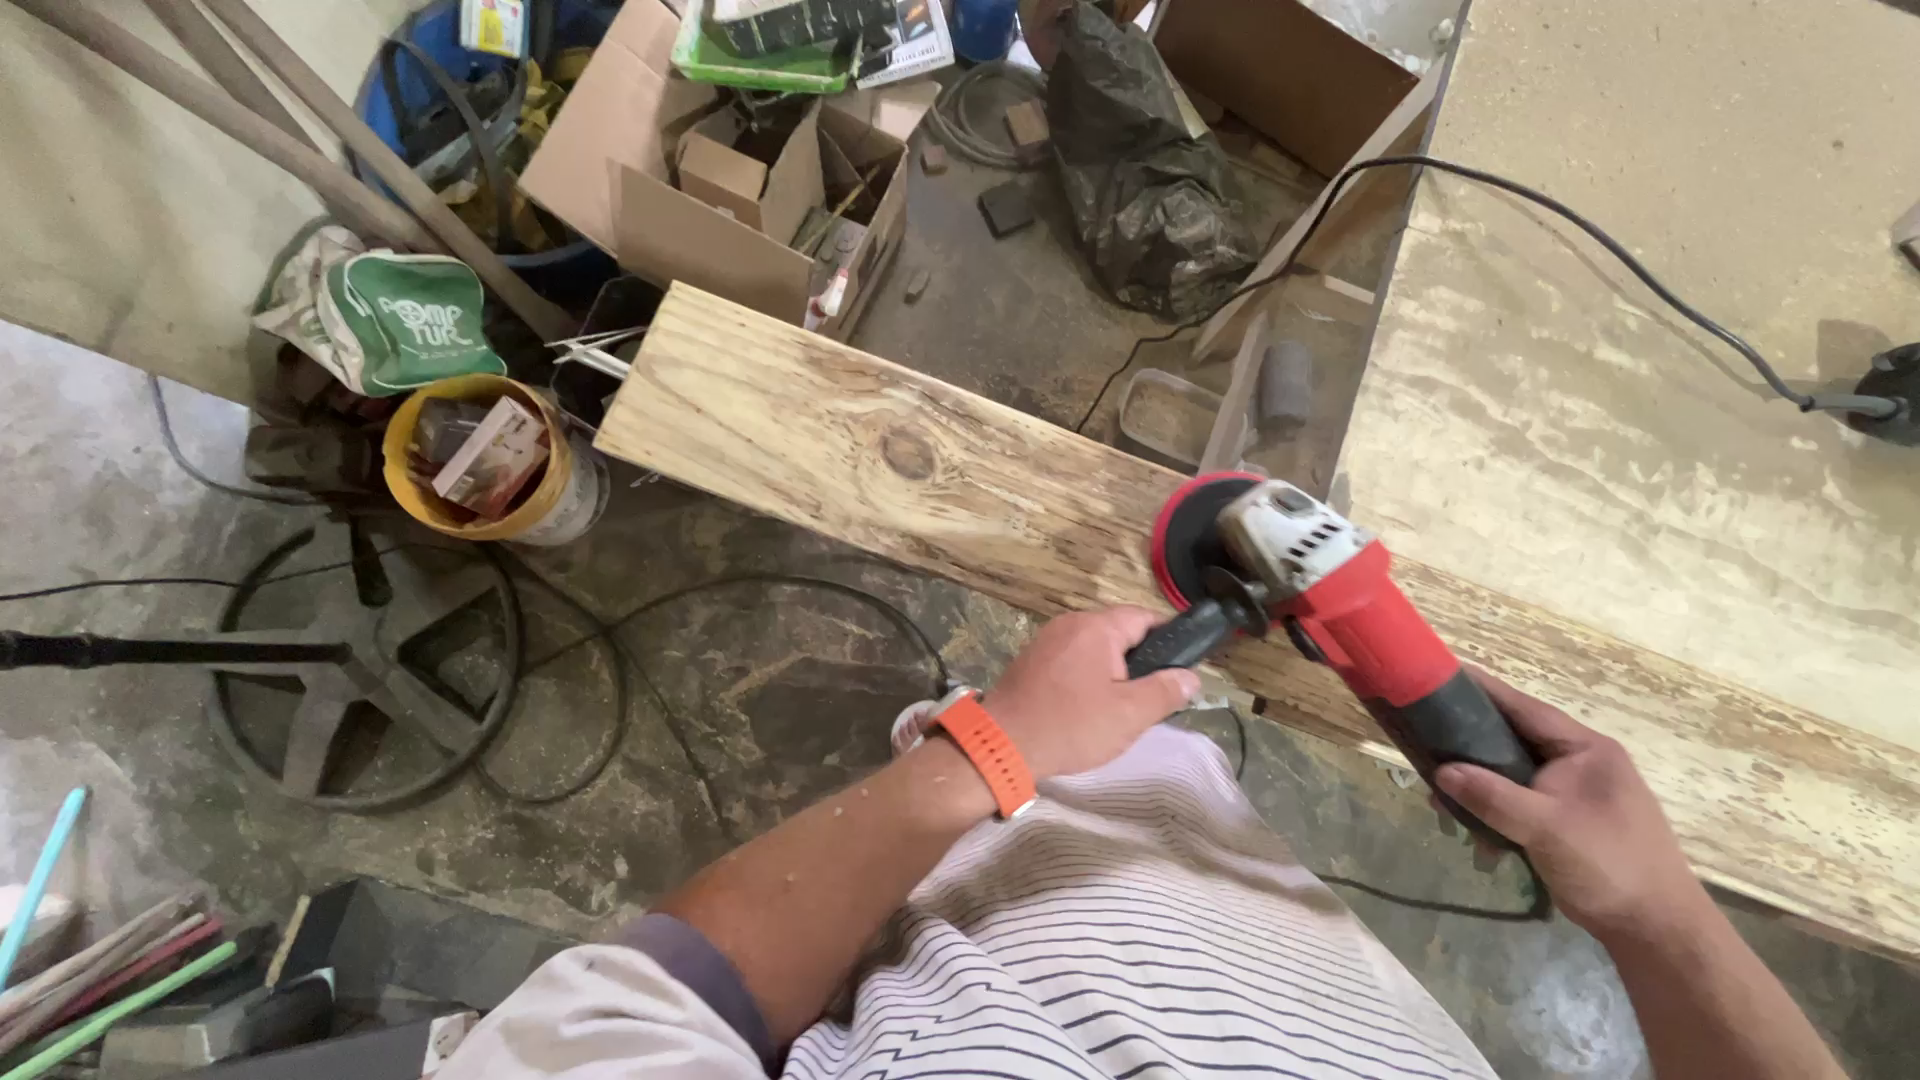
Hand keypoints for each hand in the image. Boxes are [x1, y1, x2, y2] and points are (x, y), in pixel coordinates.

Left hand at [983, 607, 1199, 780]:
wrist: (1001, 744)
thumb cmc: (1070, 726)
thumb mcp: (1129, 714)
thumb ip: (1164, 691)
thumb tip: (1191, 676)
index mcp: (1096, 627)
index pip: (1144, 617)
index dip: (1169, 638)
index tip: (1181, 666)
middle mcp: (1069, 623)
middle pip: (1118, 630)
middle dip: (1139, 659)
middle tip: (1151, 695)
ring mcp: (1046, 639)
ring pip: (1094, 647)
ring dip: (1111, 669)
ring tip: (1122, 705)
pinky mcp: (1031, 659)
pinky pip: (1071, 658)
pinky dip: (1086, 675)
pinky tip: (1088, 705)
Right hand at [1434, 668, 1708, 938]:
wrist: (1656, 930)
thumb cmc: (1610, 865)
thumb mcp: (1545, 827)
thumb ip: (1490, 795)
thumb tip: (1439, 771)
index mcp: (1584, 749)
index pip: (1523, 706)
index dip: (1481, 689)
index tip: (1438, 672)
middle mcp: (1578, 761)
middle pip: (1510, 737)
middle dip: (1467, 745)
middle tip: (1423, 739)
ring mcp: (1571, 790)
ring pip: (1508, 772)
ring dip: (1475, 785)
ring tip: (1439, 799)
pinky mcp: (1562, 818)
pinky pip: (1514, 799)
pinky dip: (1489, 810)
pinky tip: (1468, 828)